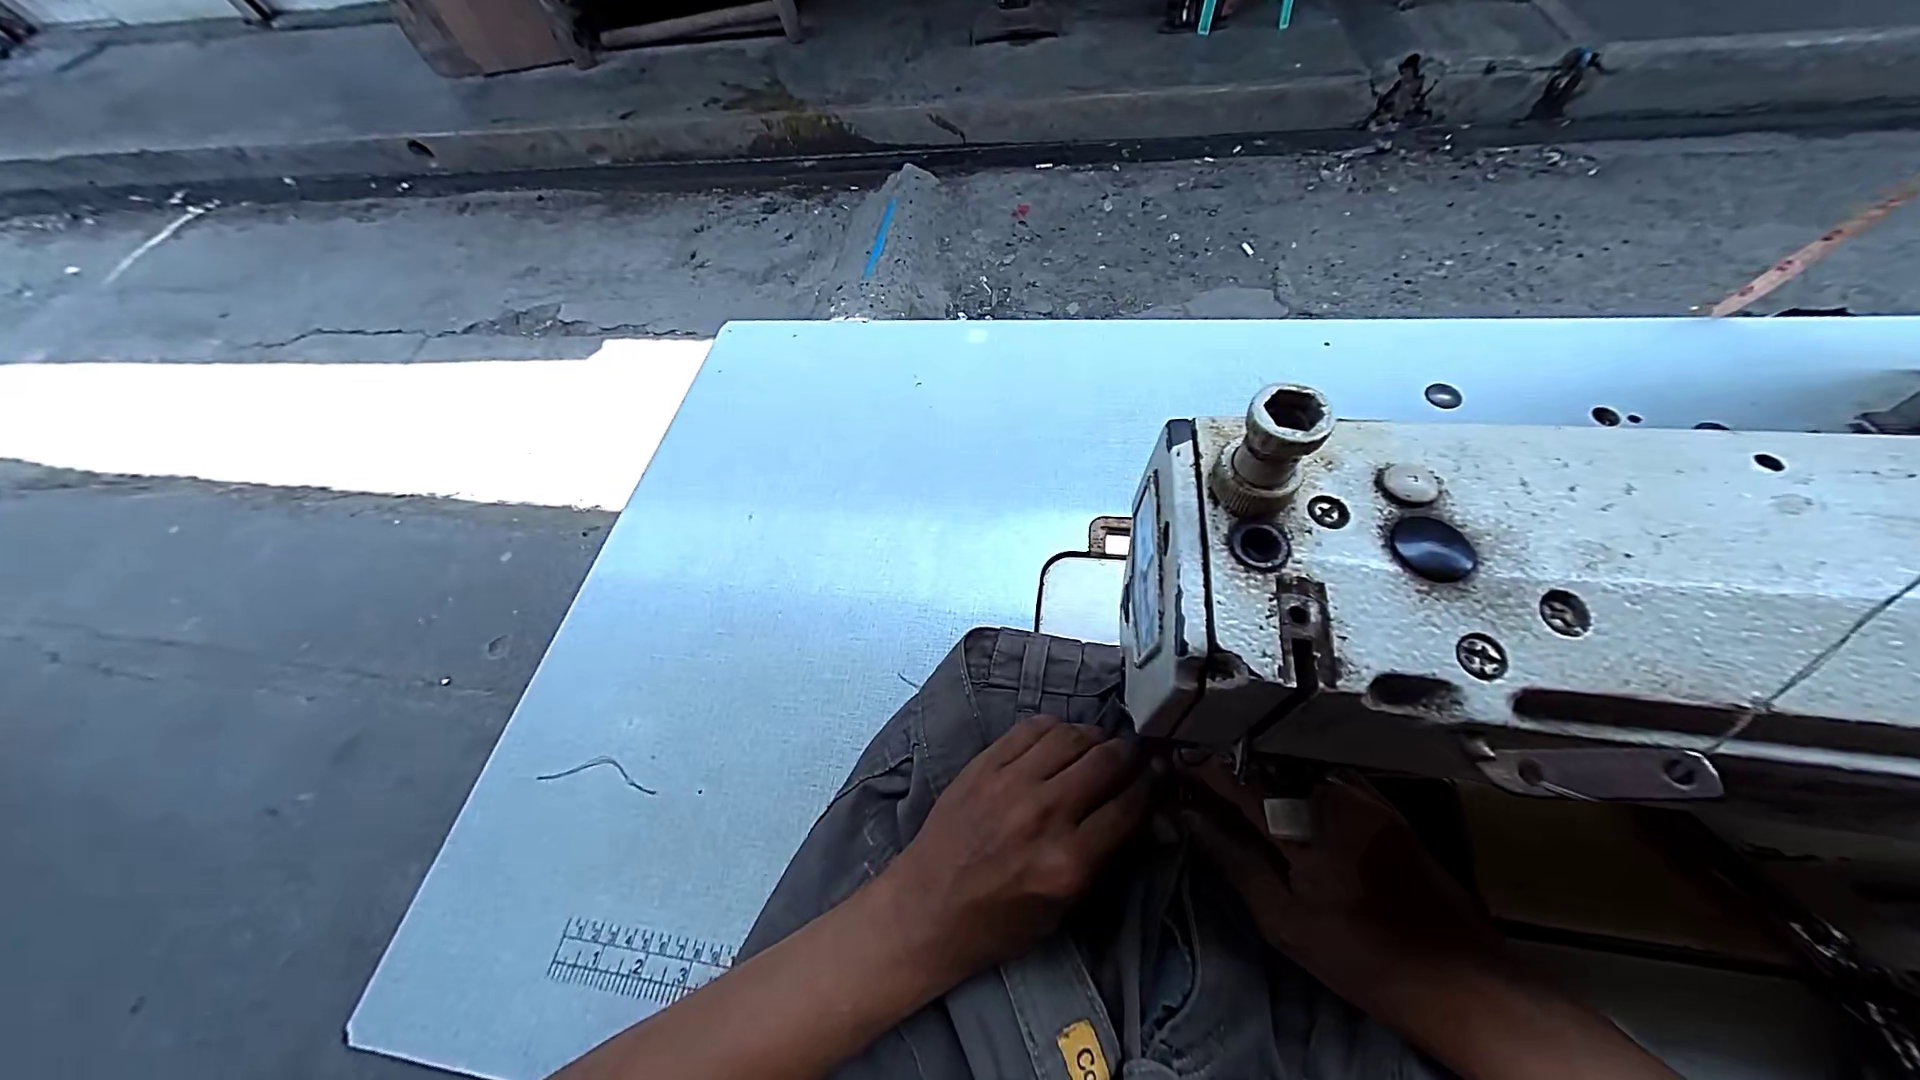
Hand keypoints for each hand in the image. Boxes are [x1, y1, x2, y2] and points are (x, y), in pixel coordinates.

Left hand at [879, 715, 1152, 984]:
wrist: (928, 906)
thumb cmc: (998, 920)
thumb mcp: (1063, 907)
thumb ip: (1104, 858)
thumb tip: (1142, 813)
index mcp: (1068, 861)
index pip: (1128, 807)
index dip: (1151, 787)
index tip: (1156, 778)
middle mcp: (1043, 814)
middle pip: (1106, 762)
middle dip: (1129, 755)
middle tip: (1134, 755)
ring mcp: (1010, 783)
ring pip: (1071, 736)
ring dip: (1095, 736)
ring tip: (1100, 744)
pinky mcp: (984, 765)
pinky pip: (1031, 728)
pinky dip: (1055, 727)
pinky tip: (1061, 738)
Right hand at [1182, 766, 1680, 1079]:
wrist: (1463, 980)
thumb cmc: (1365, 960)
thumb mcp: (1284, 921)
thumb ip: (1231, 858)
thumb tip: (1188, 816)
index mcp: (1306, 823)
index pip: (1236, 778)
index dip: (1199, 767)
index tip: (1171, 762)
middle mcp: (1336, 793)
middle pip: (1263, 762)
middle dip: (1223, 763)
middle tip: (1192, 774)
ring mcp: (1363, 792)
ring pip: (1290, 763)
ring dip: (1254, 768)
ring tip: (1225, 782)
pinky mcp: (1381, 799)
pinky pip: (1318, 773)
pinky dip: (1287, 777)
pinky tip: (1273, 793)